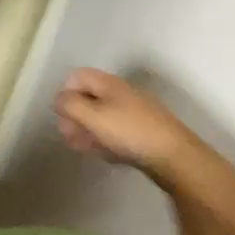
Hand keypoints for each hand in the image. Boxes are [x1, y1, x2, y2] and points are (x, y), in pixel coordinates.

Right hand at [54, 68, 204, 180]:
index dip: (65, 92)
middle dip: (75, 114)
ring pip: (104, 117)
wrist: (176, 157)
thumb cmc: (129, 132)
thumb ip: (69, 104)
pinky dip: (106, 139)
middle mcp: (122, 94)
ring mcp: (136, 114)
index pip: (78, 77)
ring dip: (88, 129)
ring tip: (80, 146)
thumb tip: (59, 100)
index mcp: (109, 84)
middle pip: (91, 97)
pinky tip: (104, 154)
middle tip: (67, 133)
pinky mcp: (146, 134)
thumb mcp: (92, 116)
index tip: (62, 114)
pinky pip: (118, 132)